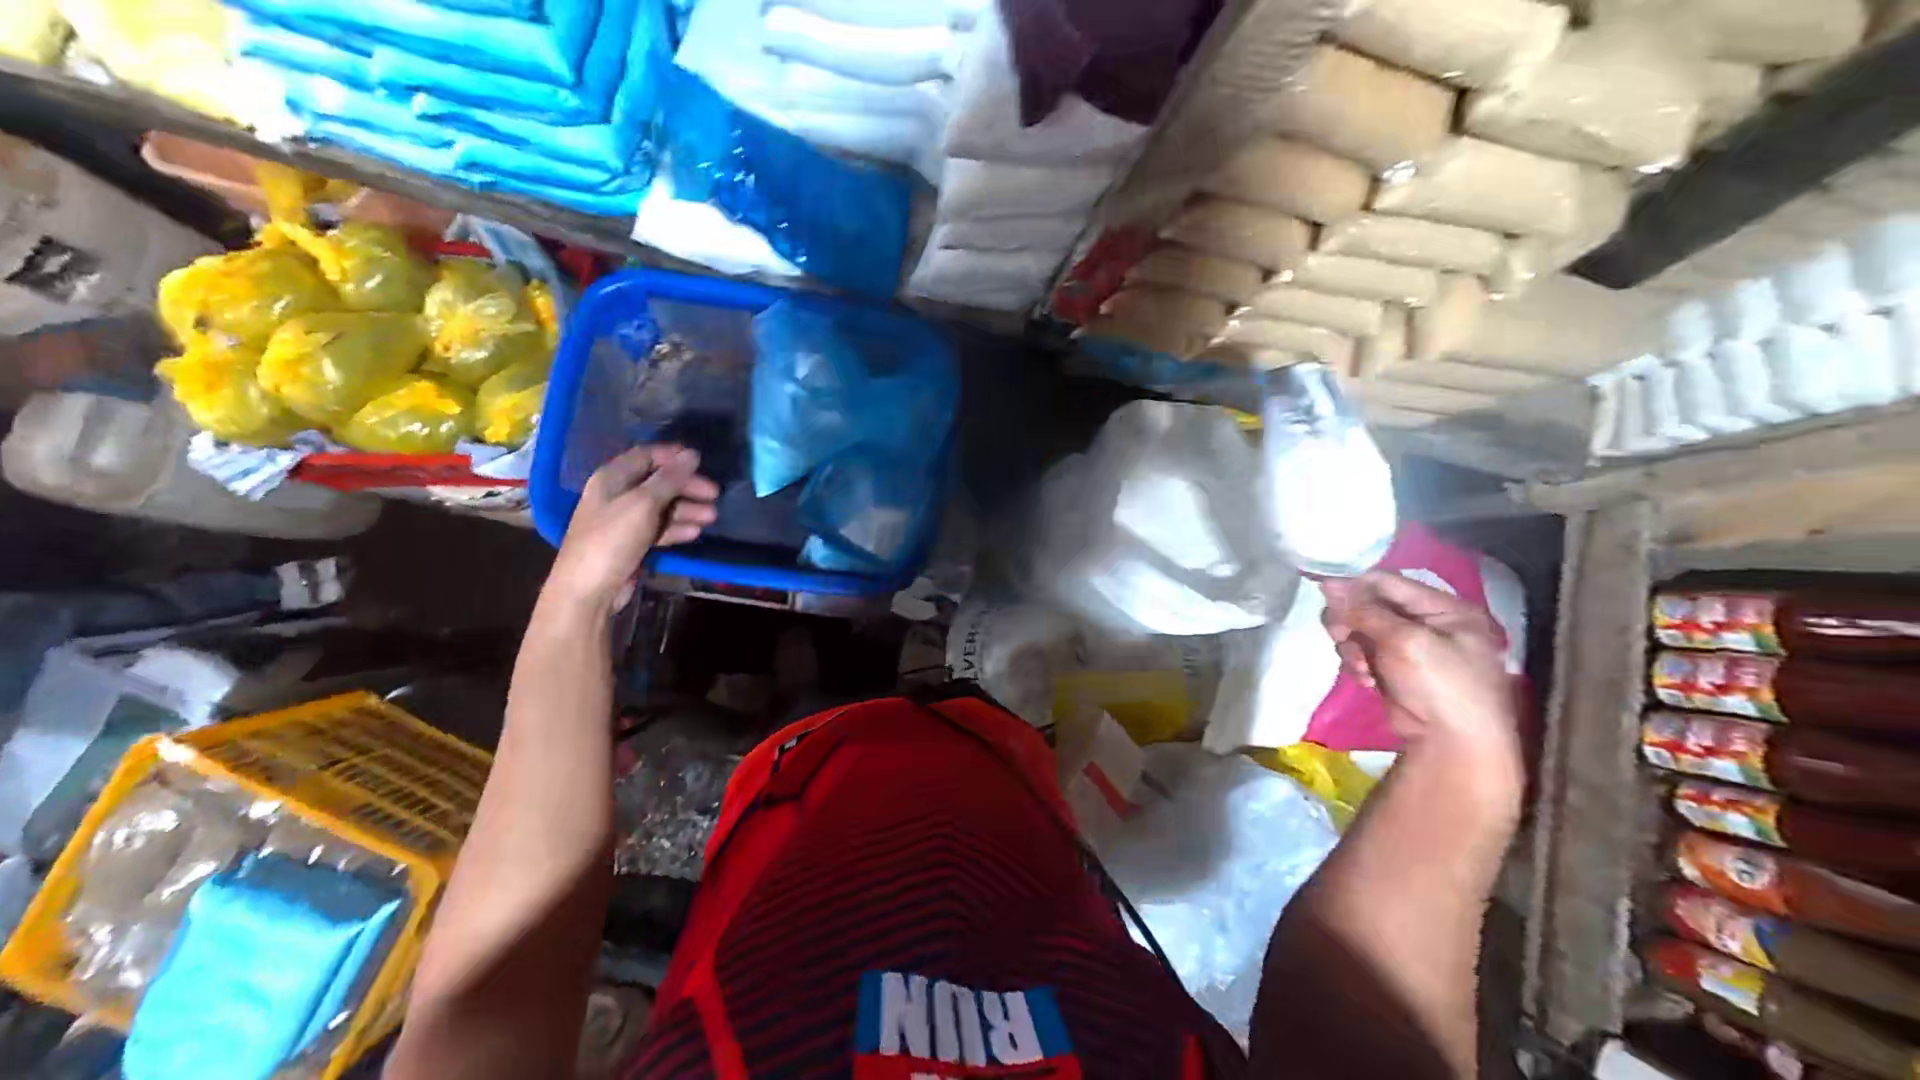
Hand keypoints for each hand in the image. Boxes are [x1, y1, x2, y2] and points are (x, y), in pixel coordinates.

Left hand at [548, 445, 718, 610]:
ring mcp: (624, 520)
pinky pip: (659, 529)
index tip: (702, 463)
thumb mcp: (643, 504)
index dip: (674, 457)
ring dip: (687, 510)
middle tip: (714, 495)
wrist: (589, 590)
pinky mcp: (632, 543)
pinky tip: (694, 533)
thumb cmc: (612, 540)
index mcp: (612, 478)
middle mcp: (617, 495)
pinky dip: (676, 529)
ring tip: (711, 517)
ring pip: (662, 507)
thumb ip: (669, 479)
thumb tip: (691, 455)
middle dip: (687, 487)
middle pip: (658, 482)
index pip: (646, 456)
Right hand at [1321, 572, 1518, 763]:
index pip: (1388, 582)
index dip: (1355, 586)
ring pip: (1363, 631)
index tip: (1324, 595)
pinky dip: (1359, 663)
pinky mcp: (1397, 670)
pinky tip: (1366, 680)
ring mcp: (1413, 648)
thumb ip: (1365, 610)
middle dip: (1351, 621)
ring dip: (1353, 647)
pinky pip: (1365, 653)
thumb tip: (1327, 583)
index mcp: (1446, 609)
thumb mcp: (1404, 640)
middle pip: (1371, 606)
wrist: (1454, 746)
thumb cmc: (1441, 685)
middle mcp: (1430, 623)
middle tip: (1340, 637)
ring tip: (1359, 668)